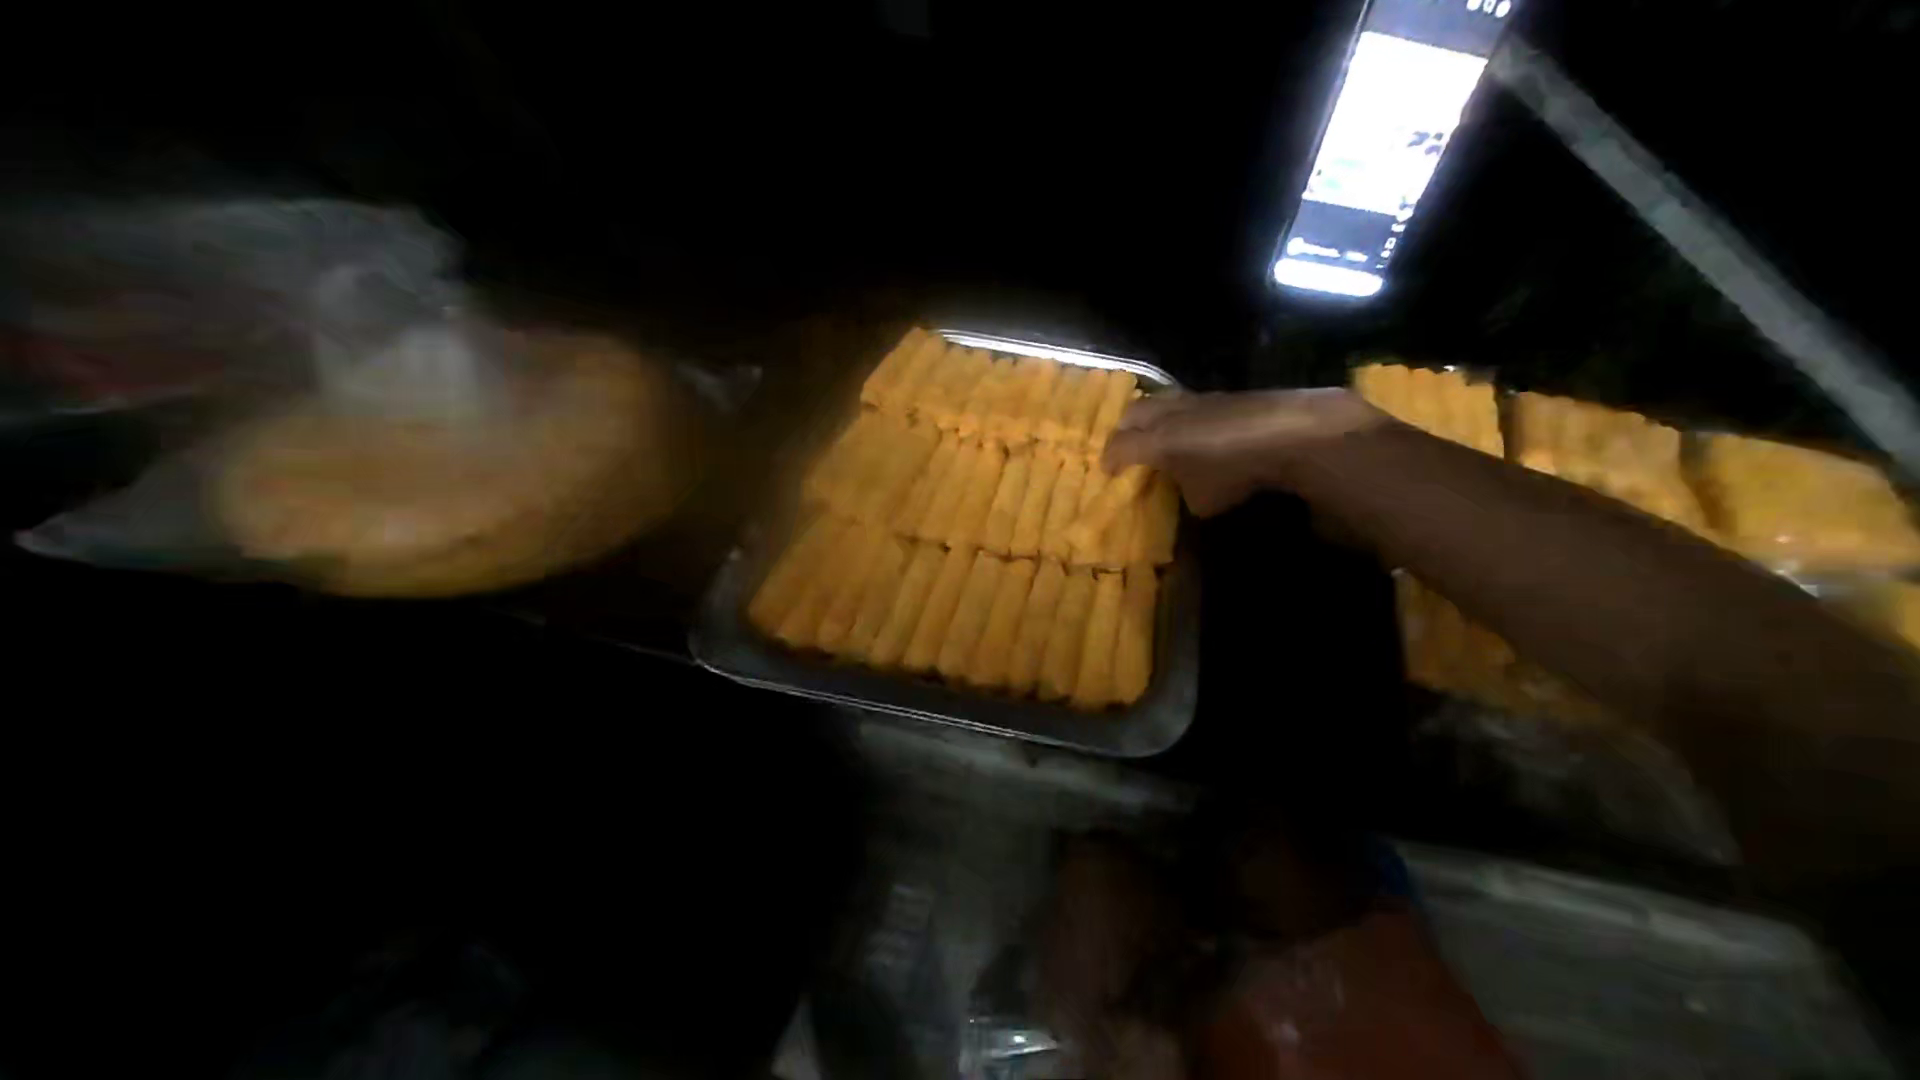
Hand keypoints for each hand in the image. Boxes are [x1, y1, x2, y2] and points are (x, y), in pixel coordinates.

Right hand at [1101, 388, 1387, 515]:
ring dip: (1152, 417)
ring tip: (1155, 435)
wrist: (1294, 433)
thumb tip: (1186, 487)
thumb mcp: (1205, 501)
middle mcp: (1172, 413)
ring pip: (1161, 401)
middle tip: (1123, 448)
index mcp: (1158, 439)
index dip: (1110, 460)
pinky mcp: (1226, 395)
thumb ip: (1185, 492)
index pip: (1121, 446)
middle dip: (1123, 430)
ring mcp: (1200, 399)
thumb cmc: (1241, 472)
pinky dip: (1181, 416)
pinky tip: (1195, 431)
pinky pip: (1189, 402)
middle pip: (1134, 413)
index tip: (1107, 473)